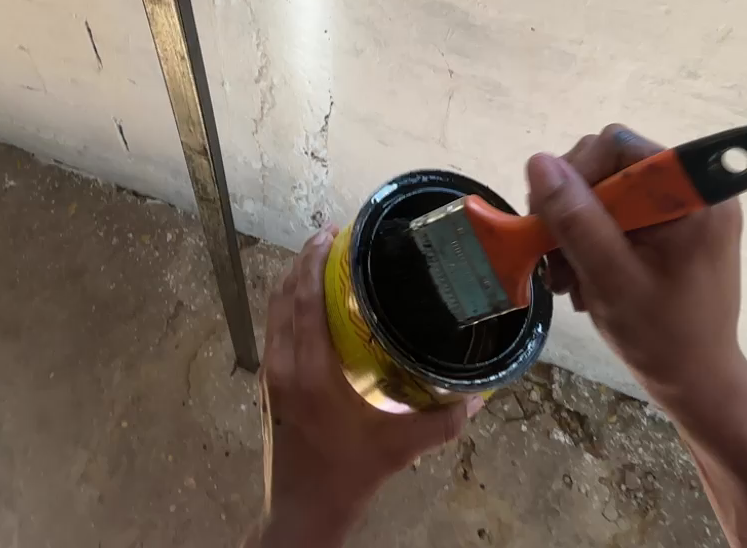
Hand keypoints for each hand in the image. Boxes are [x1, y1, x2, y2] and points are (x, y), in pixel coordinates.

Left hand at [252, 230, 479, 547]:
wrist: (300, 513)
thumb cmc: (347, 475)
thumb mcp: (398, 449)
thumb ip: (442, 422)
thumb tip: (480, 393)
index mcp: (309, 371)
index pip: (304, 300)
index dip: (314, 261)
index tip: (332, 234)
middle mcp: (282, 362)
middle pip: (284, 294)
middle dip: (303, 260)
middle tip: (331, 236)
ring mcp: (269, 370)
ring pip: (273, 308)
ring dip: (292, 278)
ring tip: (319, 257)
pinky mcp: (266, 379)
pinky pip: (272, 325)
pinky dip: (286, 301)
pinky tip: (308, 298)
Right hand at [528, 125, 746, 413]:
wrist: (696, 385)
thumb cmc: (663, 337)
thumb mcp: (611, 278)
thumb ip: (577, 219)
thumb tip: (539, 162)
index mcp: (694, 196)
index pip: (619, 147)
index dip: (578, 172)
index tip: (554, 216)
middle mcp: (688, 191)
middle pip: (605, 164)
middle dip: (570, 206)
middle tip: (552, 251)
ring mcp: (674, 208)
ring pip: (598, 187)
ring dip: (571, 227)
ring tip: (564, 275)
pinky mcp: (662, 226)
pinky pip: (608, 209)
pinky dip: (584, 238)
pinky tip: (578, 274)